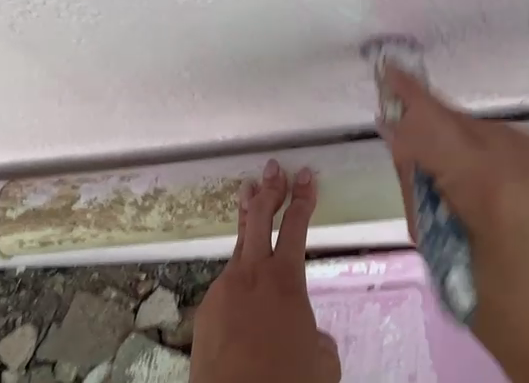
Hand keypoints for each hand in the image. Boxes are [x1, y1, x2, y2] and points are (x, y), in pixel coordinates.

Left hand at [191, 160, 340, 382]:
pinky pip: (227, 285)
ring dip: (246, 218)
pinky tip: (245, 286)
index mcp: (285, 281)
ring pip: (238, 246)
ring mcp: (224, 290)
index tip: (307, 175)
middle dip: (270, 190)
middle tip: (274, 167)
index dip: (303, 198)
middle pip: (259, 218)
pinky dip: (240, 276)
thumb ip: (316, 335)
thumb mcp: (322, 363)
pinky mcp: (206, 310)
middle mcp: (251, 276)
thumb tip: (308, 335)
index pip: (296, 227)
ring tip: (248, 192)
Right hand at [381, 66, 528, 382]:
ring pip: (483, 127)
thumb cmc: (489, 305)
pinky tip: (476, 173)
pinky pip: (509, 139)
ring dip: (456, 136)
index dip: (408, 97)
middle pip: (459, 121)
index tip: (387, 71)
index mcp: (490, 190)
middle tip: (402, 130)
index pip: (435, 127)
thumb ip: (416, 182)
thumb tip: (397, 134)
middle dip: (428, 121)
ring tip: (443, 167)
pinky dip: (485, 146)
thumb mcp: (436, 247)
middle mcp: (525, 164)